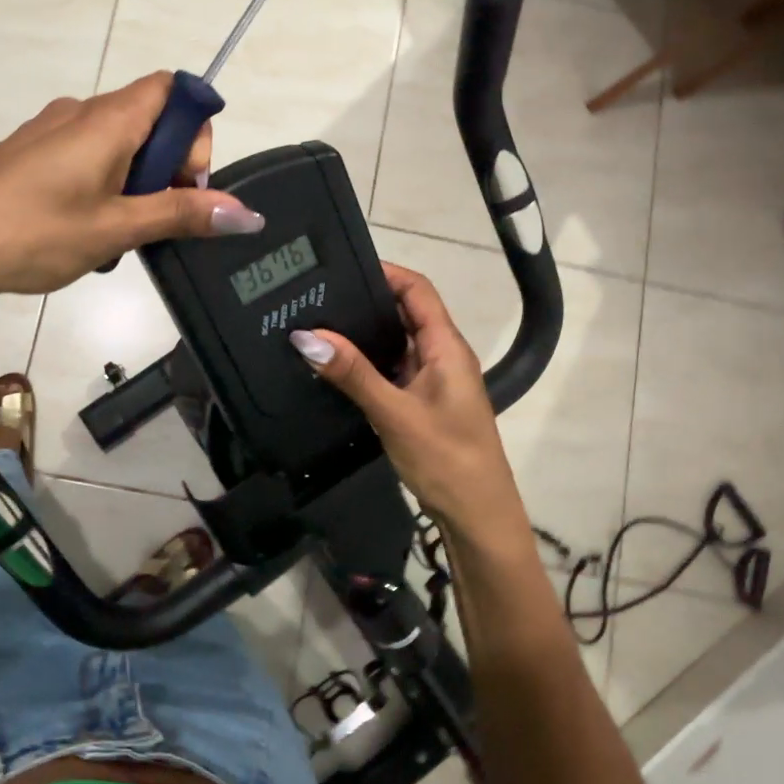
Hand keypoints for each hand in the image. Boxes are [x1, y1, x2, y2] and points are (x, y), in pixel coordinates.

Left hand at [0, 72, 264, 300]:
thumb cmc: (34, 234)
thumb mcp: (117, 229)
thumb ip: (183, 215)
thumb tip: (249, 214)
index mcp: (107, 119)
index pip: (172, 89)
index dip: (194, 129)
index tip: (186, 182)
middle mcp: (79, 112)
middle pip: (149, 119)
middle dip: (167, 168)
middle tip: (154, 220)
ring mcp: (49, 130)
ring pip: (118, 143)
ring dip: (135, 184)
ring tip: (116, 235)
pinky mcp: (28, 152)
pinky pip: (86, 156)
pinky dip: (103, 185)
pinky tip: (83, 230)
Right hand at [288, 263, 524, 532]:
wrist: (477, 516)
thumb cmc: (446, 458)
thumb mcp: (394, 413)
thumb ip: (352, 373)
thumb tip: (306, 335)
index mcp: (446, 346)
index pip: (417, 289)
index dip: (384, 271)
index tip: (339, 266)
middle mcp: (441, 355)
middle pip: (404, 312)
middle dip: (364, 301)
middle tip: (314, 296)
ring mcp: (432, 381)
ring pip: (395, 343)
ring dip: (363, 334)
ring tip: (315, 324)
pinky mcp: (421, 404)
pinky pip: (391, 370)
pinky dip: (365, 363)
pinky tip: (333, 367)